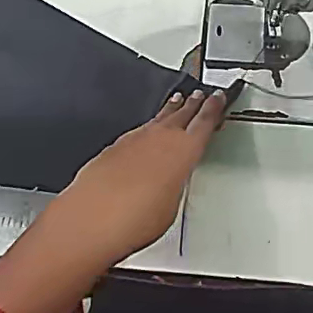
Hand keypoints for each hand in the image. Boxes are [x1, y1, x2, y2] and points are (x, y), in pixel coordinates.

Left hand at [46, 88, 230, 268]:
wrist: (94, 216)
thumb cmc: (135, 217)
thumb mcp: (172, 206)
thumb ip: (175, 184)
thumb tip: (170, 182)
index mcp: (184, 150)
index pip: (205, 122)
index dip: (214, 108)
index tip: (219, 97)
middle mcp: (160, 138)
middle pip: (182, 113)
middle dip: (194, 103)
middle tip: (202, 94)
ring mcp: (136, 138)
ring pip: (160, 118)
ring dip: (171, 110)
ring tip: (178, 102)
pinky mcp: (117, 145)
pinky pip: (140, 129)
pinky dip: (149, 125)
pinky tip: (148, 130)